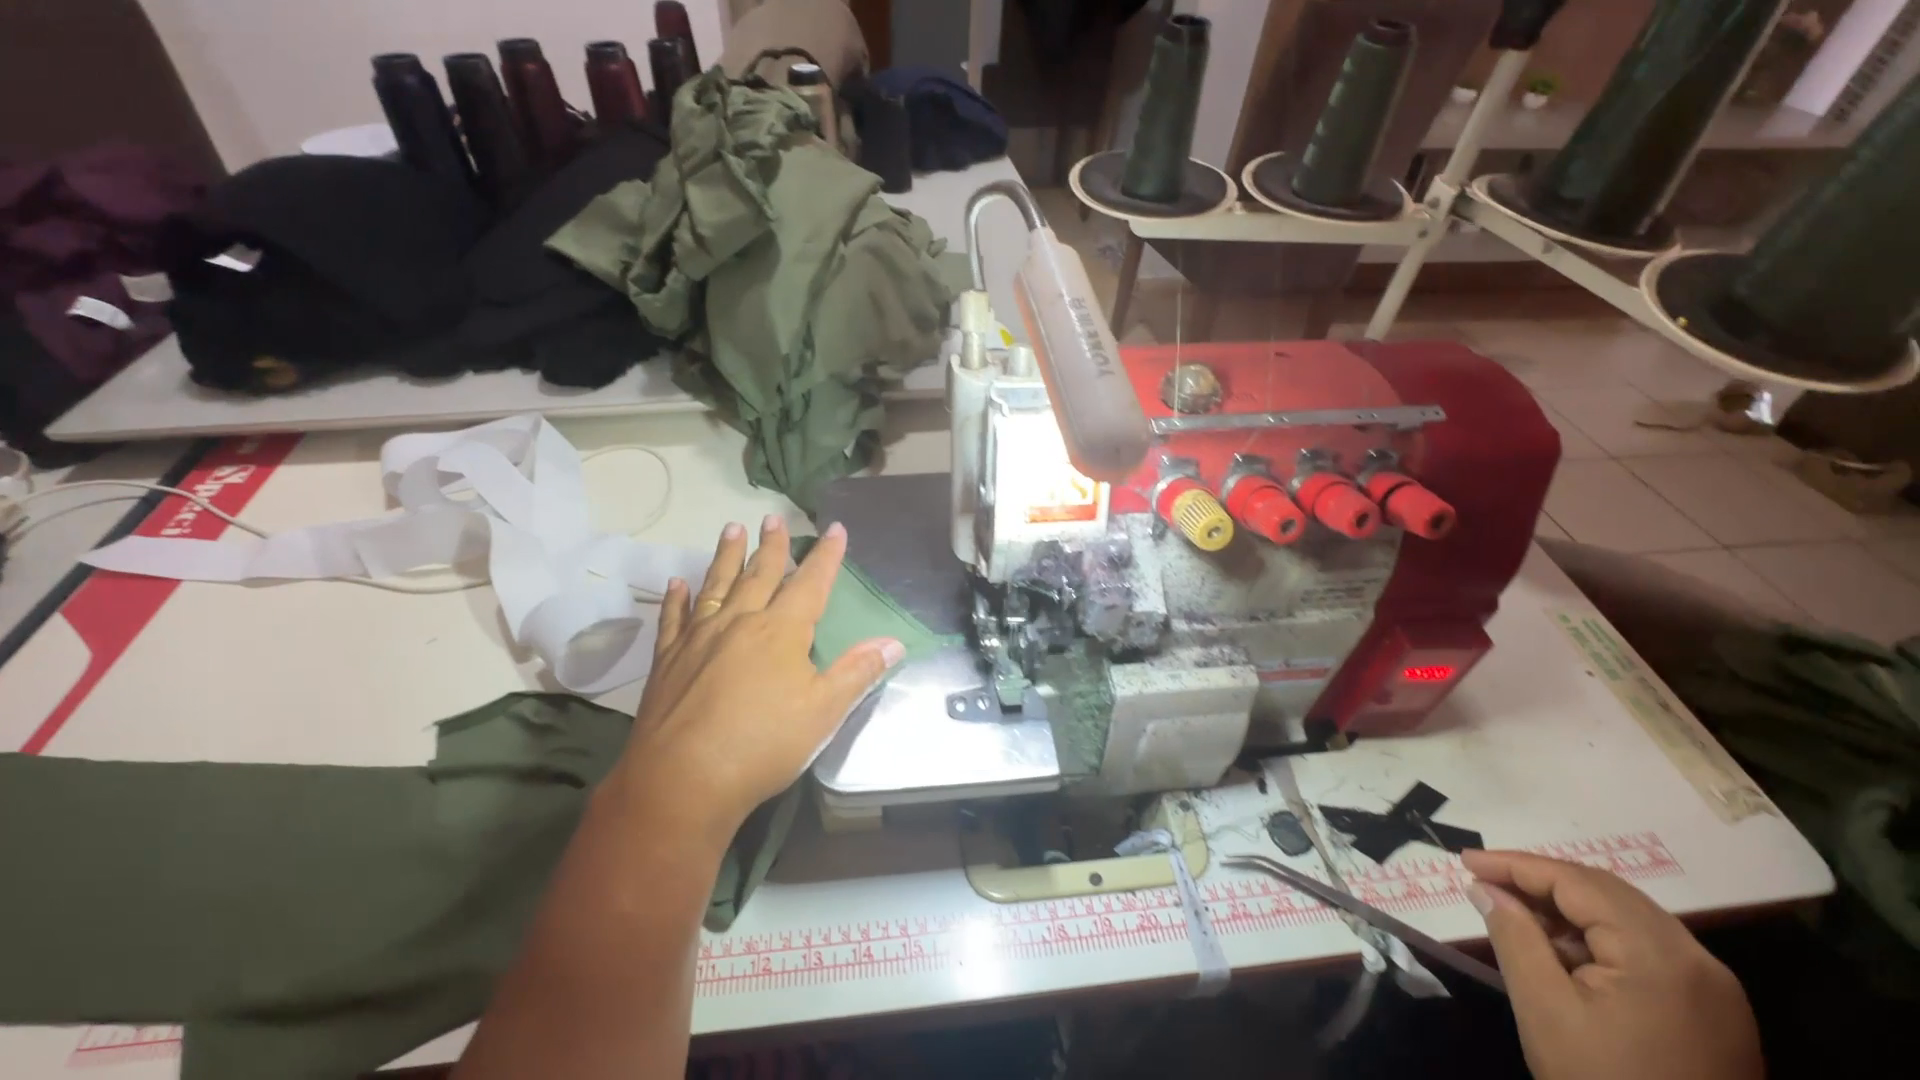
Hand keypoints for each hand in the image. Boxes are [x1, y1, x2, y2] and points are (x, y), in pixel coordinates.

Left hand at [622, 516, 903, 832]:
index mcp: (781, 632)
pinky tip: (679, 583)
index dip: (825, 556)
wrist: (684, 778)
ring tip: (731, 529)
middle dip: (771, 546)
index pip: (810, 584)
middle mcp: (739, 623)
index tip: (834, 529)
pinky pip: (674, 618)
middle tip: (772, 518)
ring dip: (726, 557)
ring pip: (716, 586)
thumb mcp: (824, 712)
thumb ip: (856, 673)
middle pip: (759, 575)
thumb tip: (892, 641)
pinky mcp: (668, 660)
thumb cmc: (763, 745)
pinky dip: (678, 598)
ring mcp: (698, 639)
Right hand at [1464, 850, 1761, 1079]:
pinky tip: (1563, 951)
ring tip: (1515, 913)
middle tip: (1484, 880)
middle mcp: (1698, 957)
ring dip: (1569, 909)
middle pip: (1608, 893)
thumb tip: (1484, 888)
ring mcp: (1714, 986)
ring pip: (1629, 919)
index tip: (1465, 859)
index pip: (1578, 882)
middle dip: (1542, 880)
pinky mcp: (1716, 1010)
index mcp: (1659, 954)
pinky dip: (1599, 938)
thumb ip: (1514, 938)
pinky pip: (1648, 949)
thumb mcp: (1544, 1010)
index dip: (1517, 865)